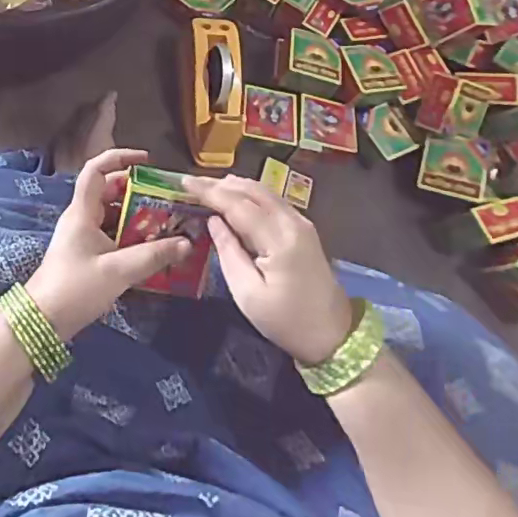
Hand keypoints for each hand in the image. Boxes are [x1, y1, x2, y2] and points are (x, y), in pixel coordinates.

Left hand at [24, 148, 190, 339]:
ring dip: (137, 216)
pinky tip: (151, 248)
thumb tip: (186, 243)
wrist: (42, 323)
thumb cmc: (75, 289)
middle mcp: (81, 219)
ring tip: (166, 222)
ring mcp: (82, 237)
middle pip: (109, 191)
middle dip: (137, 191)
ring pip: (112, 214)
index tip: (146, 161)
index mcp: (82, 213)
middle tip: (165, 198)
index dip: (119, 158)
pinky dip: (131, 236)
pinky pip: (112, 234)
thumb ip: (153, 256)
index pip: (96, 170)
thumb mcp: (118, 272)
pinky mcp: (86, 255)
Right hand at [184, 175, 354, 364]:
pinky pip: (272, 201)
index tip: (185, 182)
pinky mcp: (303, 229)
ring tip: (208, 186)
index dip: (210, 191)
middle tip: (192, 182)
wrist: (332, 334)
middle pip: (253, 191)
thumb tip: (214, 221)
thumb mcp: (248, 294)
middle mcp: (293, 222)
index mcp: (279, 239)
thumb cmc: (286, 321)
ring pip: (264, 192)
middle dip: (220, 184)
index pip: (238, 204)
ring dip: (235, 186)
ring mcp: (301, 223)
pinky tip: (235, 198)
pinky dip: (250, 195)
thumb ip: (229, 252)